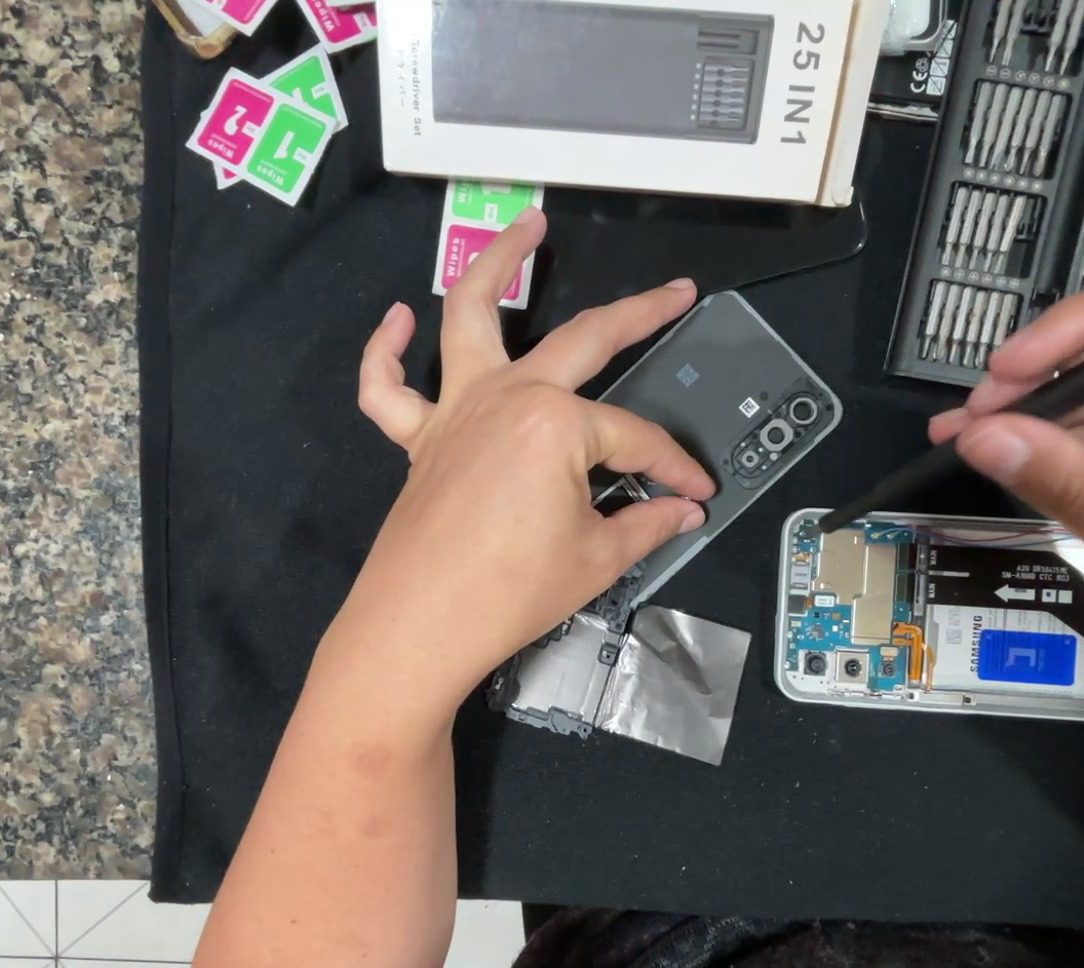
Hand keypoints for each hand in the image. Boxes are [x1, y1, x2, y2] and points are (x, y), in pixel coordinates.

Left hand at [334, 209, 713, 706]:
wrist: (420, 628)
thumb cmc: (510, 594)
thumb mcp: (596, 560)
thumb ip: (647, 524)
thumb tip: (684, 510)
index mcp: (557, 425)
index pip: (635, 439)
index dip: (674, 467)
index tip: (696, 492)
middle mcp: (507, 396)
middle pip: (582, 340)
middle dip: (639, 314)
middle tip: (675, 292)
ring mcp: (456, 409)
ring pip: (471, 314)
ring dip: (498, 261)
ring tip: (527, 224)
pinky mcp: (419, 437)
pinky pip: (388, 385)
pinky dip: (387, 349)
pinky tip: (401, 317)